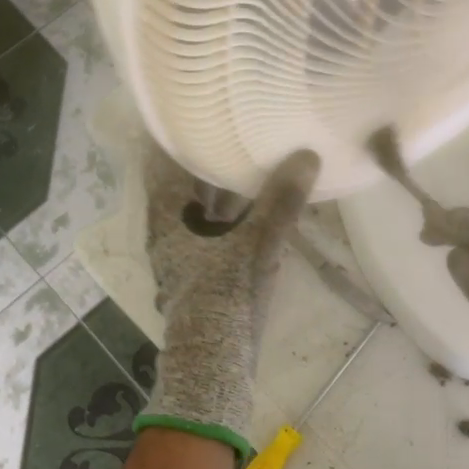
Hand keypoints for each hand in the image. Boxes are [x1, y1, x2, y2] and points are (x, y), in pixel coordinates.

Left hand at [134, 144, 320, 457]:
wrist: (214, 366)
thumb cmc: (223, 300)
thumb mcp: (256, 246)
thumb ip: (281, 201)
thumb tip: (307, 155)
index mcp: (167, 220)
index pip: (162, 162)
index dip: (174, 132)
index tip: (193, 102)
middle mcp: (171, 232)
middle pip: (185, 183)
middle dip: (207, 156)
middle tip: (234, 121)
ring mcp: (188, 255)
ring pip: (203, 208)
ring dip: (224, 185)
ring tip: (253, 153)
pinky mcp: (207, 274)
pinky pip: (220, 230)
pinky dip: (237, 213)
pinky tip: (264, 203)